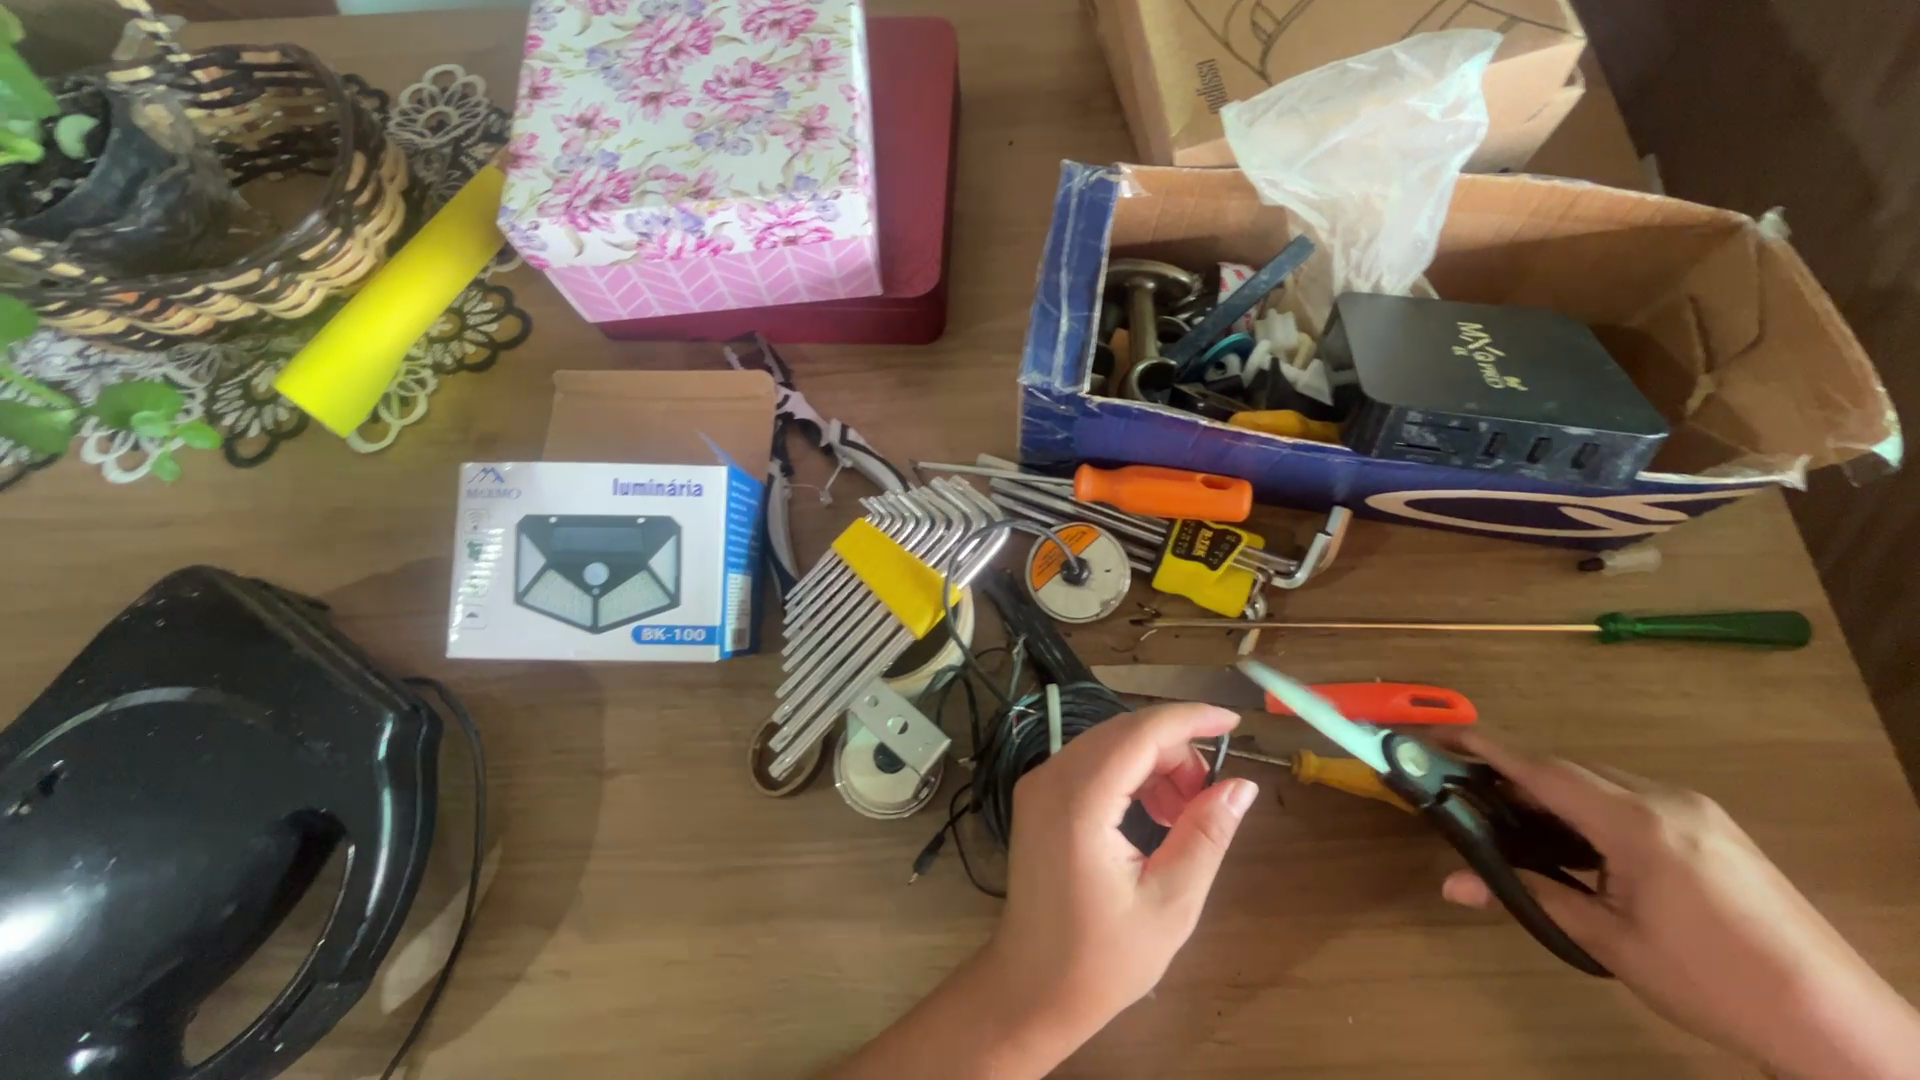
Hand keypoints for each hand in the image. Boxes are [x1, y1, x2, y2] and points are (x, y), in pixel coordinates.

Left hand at [986, 704, 1258, 1043]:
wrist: (1033, 987)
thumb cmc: (1102, 957)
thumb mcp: (1171, 902)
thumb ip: (1206, 835)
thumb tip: (1241, 785)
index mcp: (1079, 802)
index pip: (1140, 732)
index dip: (1190, 718)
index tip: (1233, 722)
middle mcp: (1050, 779)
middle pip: (1124, 732)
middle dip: (1176, 750)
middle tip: (1208, 798)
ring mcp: (1038, 785)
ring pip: (1109, 744)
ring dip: (1154, 764)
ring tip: (1181, 818)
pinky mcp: (1037, 797)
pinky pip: (1092, 763)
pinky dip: (1129, 775)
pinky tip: (1152, 816)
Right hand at [1442, 733, 1919, 1079]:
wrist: (1834, 1022)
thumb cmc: (1711, 982)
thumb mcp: (1610, 940)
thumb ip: (1530, 896)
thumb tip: (1450, 883)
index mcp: (1637, 824)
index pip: (1544, 770)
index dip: (1485, 748)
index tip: (1437, 735)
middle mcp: (1668, 800)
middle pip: (1570, 769)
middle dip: (1512, 773)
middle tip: (1463, 789)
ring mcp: (1697, 810)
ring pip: (1602, 780)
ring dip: (1552, 790)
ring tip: (1512, 817)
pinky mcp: (1715, 827)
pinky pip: (1633, 796)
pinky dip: (1589, 804)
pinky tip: (1576, 838)